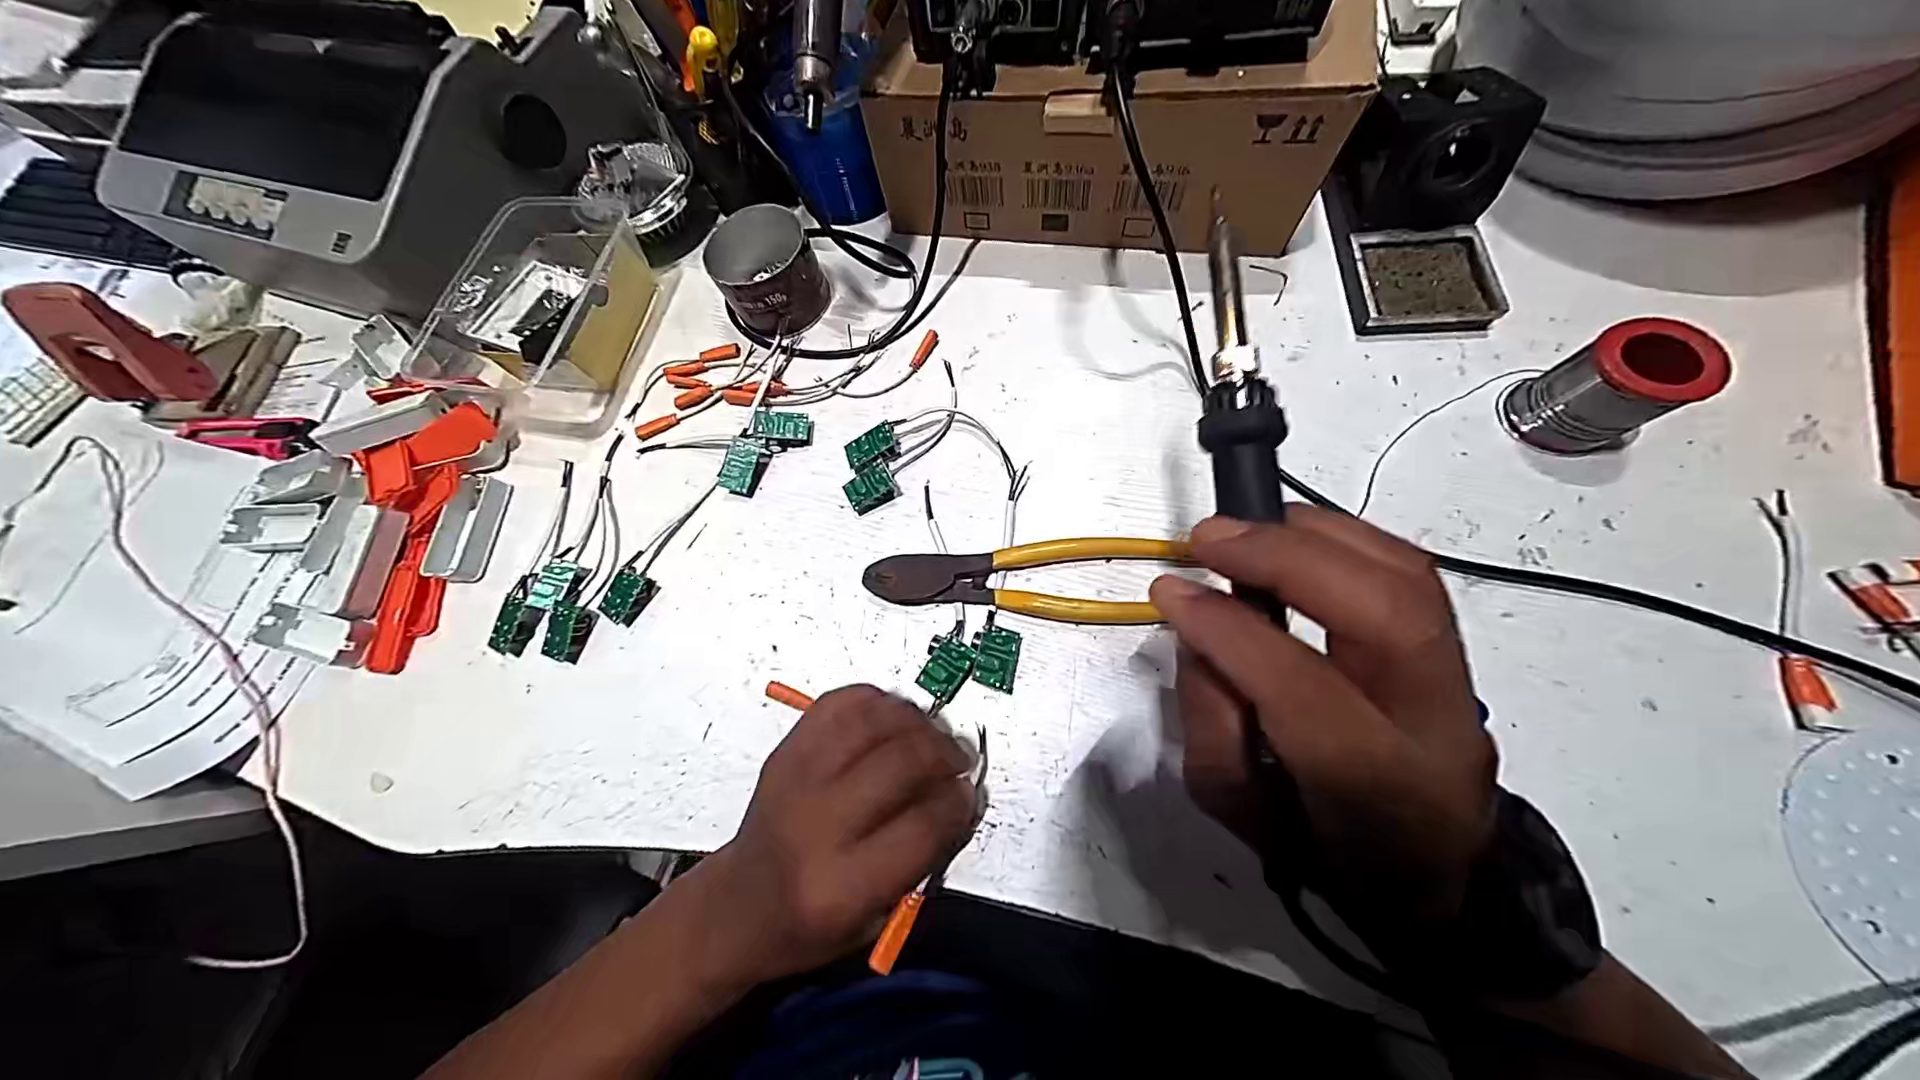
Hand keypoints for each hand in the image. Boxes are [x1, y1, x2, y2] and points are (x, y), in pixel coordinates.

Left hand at [678, 685, 976, 986]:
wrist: (739, 906)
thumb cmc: (808, 924)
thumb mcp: (875, 917)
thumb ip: (924, 858)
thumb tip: (963, 797)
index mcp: (840, 886)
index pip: (923, 825)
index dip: (959, 801)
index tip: (968, 792)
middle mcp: (814, 826)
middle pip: (902, 762)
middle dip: (945, 753)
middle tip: (958, 757)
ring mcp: (795, 781)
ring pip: (871, 722)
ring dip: (915, 720)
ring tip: (930, 732)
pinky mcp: (785, 753)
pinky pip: (839, 704)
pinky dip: (875, 701)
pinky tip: (892, 717)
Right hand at [1149, 510, 1497, 920]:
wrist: (1435, 875)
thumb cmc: (1323, 849)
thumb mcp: (1239, 809)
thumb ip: (1209, 719)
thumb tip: (1200, 632)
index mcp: (1375, 786)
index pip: (1302, 687)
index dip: (1229, 628)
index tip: (1172, 590)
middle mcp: (1436, 727)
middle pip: (1385, 614)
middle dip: (1286, 558)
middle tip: (1209, 539)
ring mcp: (1460, 682)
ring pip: (1407, 578)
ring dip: (1316, 536)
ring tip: (1244, 529)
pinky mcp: (1456, 650)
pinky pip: (1409, 572)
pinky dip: (1344, 539)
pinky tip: (1292, 536)